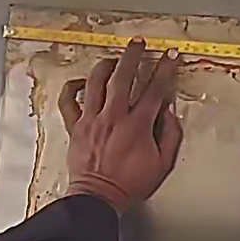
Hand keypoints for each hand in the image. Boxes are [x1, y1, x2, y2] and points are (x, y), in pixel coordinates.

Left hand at [60, 39, 184, 212]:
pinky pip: (69, 102)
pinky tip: (81, 82)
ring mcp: (91, 120)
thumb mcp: (162, 164)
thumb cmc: (130, 185)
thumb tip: (169, 113)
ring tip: (112, 58)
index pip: (155, 90)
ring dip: (105, 66)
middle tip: (138, 43)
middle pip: (123, 77)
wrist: (98, 198)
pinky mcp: (75, 127)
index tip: (170, 56)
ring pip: (96, 82)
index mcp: (137, 125)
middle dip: (132, 56)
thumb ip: (169, 136)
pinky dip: (72, 89)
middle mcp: (113, 117)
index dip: (165, 70)